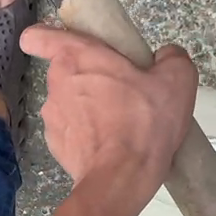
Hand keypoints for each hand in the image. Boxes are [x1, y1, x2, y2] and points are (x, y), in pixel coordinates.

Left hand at [21, 24, 196, 203]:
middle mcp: (57, 83)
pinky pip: (72, 131)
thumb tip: (166, 57)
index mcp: (77, 57)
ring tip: (122, 124)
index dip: (46, 37)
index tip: (67, 46)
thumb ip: (172, 58)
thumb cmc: (144, 122)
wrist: (121, 179)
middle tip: (123, 91)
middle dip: (91, 78)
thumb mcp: (177, 80)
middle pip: (67, 71)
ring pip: (69, 103)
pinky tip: (111, 146)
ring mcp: (52, 117)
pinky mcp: (55, 145)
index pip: (39, 36)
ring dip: (90, 108)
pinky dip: (87, 135)